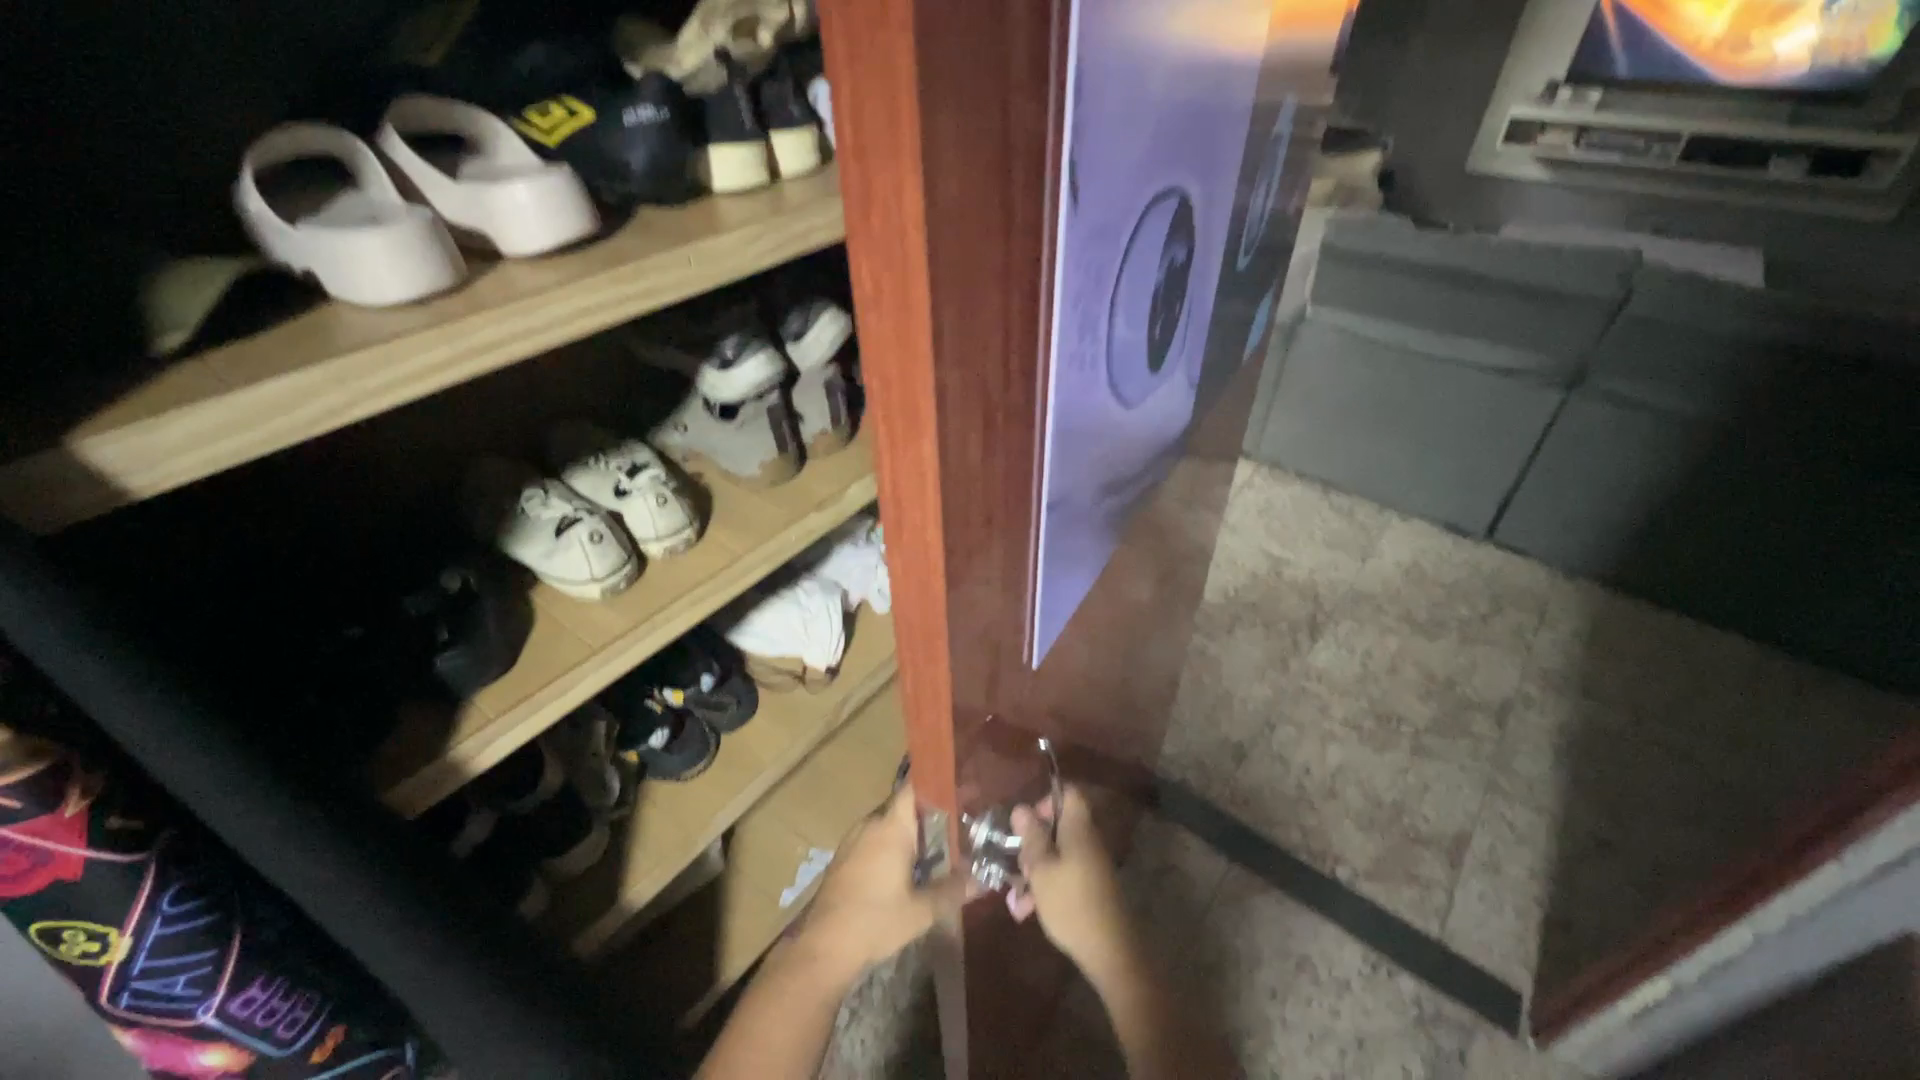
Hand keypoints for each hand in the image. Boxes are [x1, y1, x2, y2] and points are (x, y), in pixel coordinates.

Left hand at [794, 784, 963, 981]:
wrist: (823, 947)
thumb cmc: (875, 921)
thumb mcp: (922, 911)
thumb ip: (953, 890)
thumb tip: (983, 880)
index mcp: (890, 828)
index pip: (914, 789)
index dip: (937, 785)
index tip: (960, 788)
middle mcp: (870, 825)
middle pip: (903, 809)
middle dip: (929, 816)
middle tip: (959, 826)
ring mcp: (852, 841)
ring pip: (888, 826)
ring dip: (909, 835)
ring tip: (938, 849)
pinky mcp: (843, 859)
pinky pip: (873, 842)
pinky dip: (892, 848)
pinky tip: (907, 870)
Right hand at [1006, 785, 1131, 974]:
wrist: (1110, 951)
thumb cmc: (1070, 904)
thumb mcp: (1041, 870)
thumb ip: (1031, 837)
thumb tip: (1021, 808)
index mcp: (1078, 829)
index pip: (1068, 794)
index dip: (1045, 801)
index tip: (1025, 822)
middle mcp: (1087, 841)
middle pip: (1058, 827)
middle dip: (1032, 844)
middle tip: (1017, 865)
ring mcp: (1091, 865)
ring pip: (1057, 855)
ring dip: (1034, 871)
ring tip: (1017, 899)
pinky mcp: (1090, 887)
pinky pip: (1064, 875)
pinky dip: (1046, 887)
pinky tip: (1029, 910)